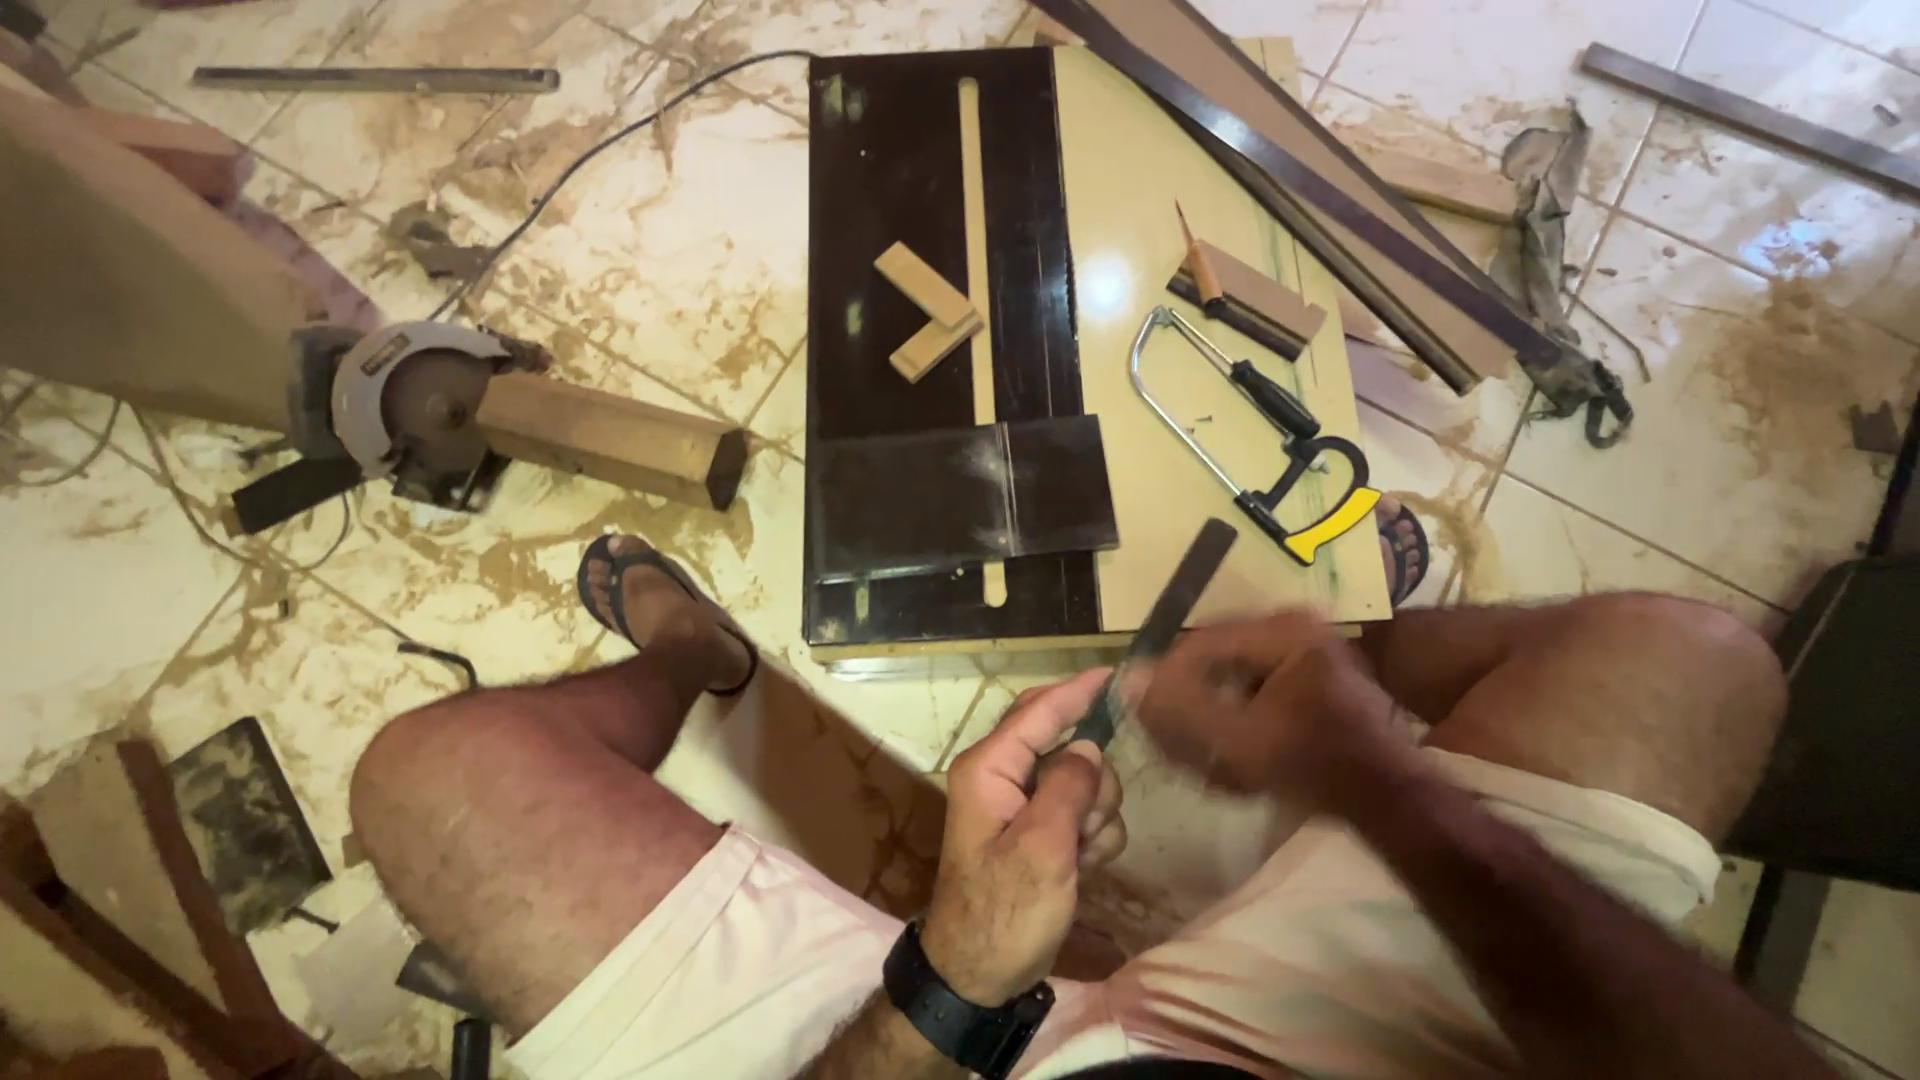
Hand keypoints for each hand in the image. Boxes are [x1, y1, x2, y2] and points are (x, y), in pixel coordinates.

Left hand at [921, 670, 1126, 1005]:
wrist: (981, 975)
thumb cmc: (1004, 912)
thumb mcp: (1041, 848)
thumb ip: (1068, 787)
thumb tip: (1089, 746)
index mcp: (990, 768)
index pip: (1039, 711)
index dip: (1078, 690)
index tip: (1116, 673)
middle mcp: (1005, 776)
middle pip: (1068, 744)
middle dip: (1091, 781)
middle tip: (1087, 823)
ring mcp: (1025, 805)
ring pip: (1084, 780)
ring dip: (1094, 817)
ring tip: (1077, 856)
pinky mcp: (1043, 831)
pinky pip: (1085, 812)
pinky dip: (1092, 838)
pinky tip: (1081, 868)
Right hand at [1135, 610, 1411, 813]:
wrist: (1390, 797)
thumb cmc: (1318, 767)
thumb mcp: (1241, 742)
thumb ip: (1180, 710)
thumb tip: (1126, 679)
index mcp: (1282, 629)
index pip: (1197, 644)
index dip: (1166, 681)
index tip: (1148, 719)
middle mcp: (1291, 624)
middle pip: (1211, 659)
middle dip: (1189, 702)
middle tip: (1173, 741)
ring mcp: (1301, 645)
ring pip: (1226, 674)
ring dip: (1207, 713)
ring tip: (1201, 754)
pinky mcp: (1304, 669)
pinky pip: (1248, 685)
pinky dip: (1232, 715)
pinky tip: (1229, 751)